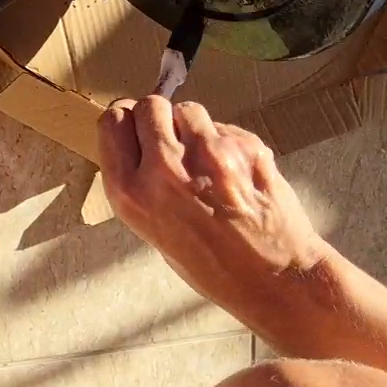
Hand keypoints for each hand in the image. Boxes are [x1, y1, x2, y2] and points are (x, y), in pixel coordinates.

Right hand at [98, 96, 330, 318]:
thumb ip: (140, 184)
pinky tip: (232, 170)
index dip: (124, 120)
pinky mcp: (243, 147)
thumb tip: (140, 144)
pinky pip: (222, 127)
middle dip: (157, 117)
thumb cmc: (211, 266)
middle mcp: (163, 168)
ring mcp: (206, 153)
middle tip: (169, 138)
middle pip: (147, 106)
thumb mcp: (151, 230)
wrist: (275, 279)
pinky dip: (224, 141)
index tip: (132, 125)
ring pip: (187, 110)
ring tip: (204, 157)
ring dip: (191, 126)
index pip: (112, 123)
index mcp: (131, 194)